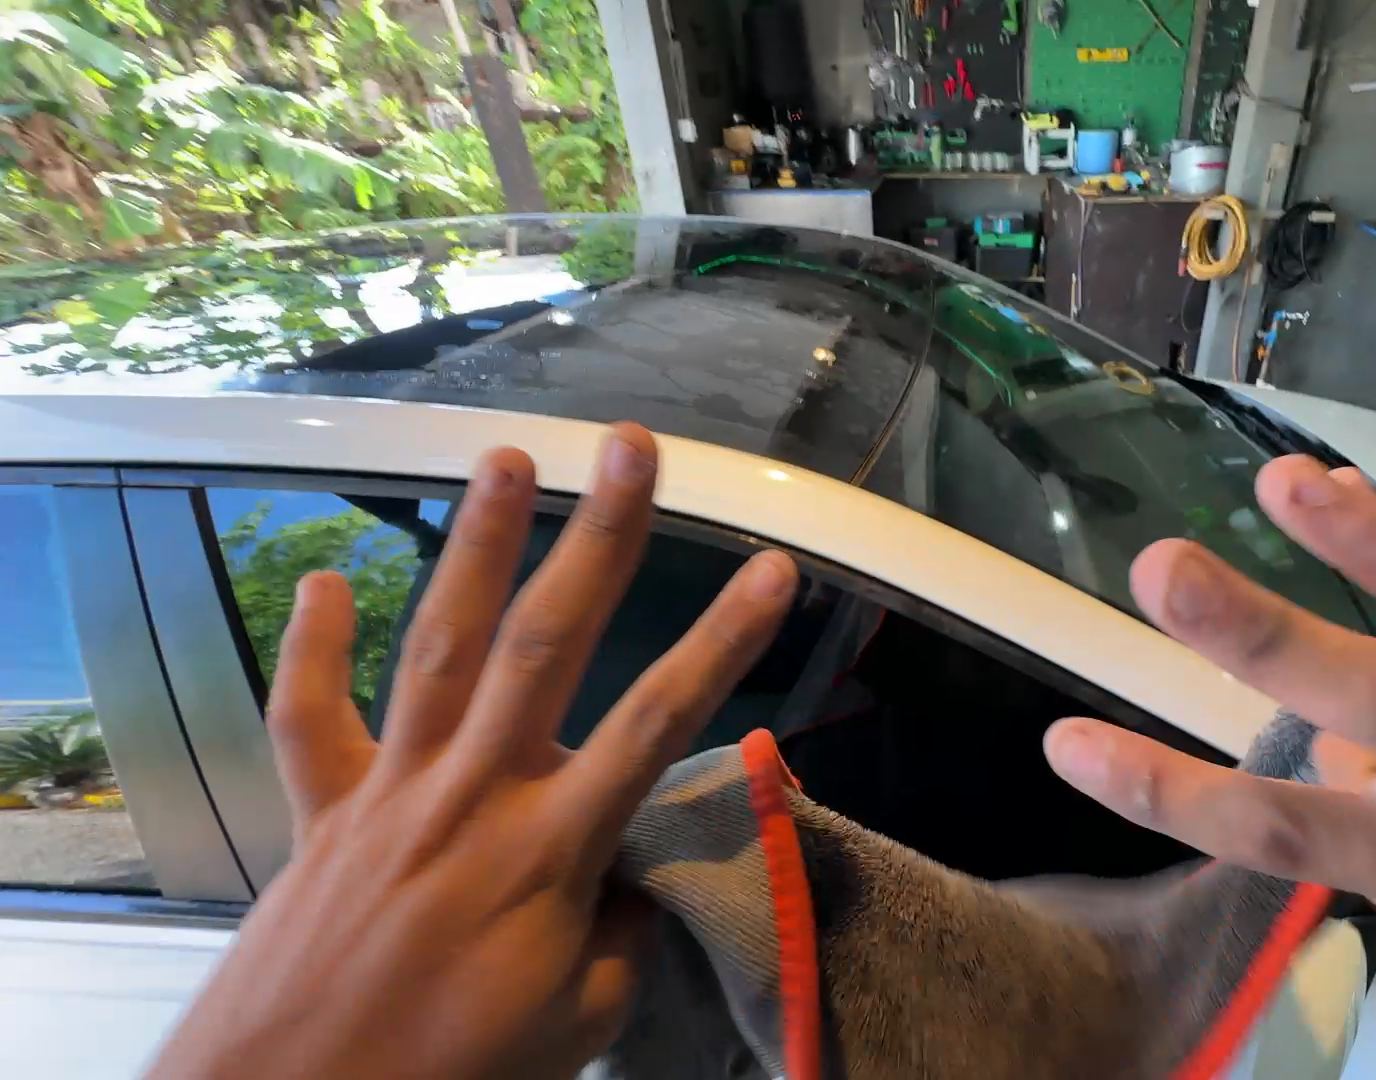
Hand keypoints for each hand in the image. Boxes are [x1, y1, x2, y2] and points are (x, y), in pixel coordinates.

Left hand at [148, 425, 799, 1079]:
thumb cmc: (452, 1077)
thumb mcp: (582, 1016)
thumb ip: (621, 925)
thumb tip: (633, 872)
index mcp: (550, 847)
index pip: (660, 721)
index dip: (725, 639)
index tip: (775, 569)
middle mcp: (474, 792)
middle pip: (544, 644)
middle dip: (597, 539)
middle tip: (630, 451)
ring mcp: (391, 791)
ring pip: (438, 646)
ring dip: (475, 545)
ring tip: (506, 458)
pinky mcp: (323, 811)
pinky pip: (311, 717)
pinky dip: (314, 644)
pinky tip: (324, 576)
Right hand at [1043, 455, 1375, 1077]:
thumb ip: (1360, 813)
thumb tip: (1312, 730)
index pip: (1277, 829)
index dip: (1165, 788)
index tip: (1068, 744)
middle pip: (1373, 704)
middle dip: (1258, 635)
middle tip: (1159, 569)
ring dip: (1366, 543)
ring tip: (1281, 480)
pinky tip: (1332, 485)